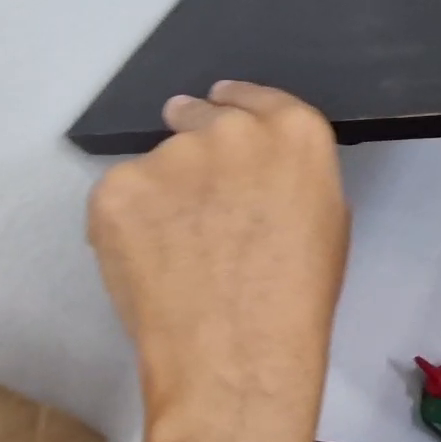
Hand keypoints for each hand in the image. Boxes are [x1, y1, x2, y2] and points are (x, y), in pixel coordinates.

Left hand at [87, 80, 349, 432]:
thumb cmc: (304, 285)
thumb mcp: (325, 212)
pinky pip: (122, 193)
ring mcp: (169, 156)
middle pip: (204, 113)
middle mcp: (233, 129)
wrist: (238, 344)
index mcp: (297, 131)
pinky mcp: (115, 190)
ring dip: (166, 186)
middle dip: (197, 133)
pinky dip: (130, 218)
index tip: (224, 107)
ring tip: (176, 241)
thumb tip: (259, 171)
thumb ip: (292, 172)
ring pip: (160, 160)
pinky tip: (150, 255)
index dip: (240, 103)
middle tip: (195, 180)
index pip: (260, 97)